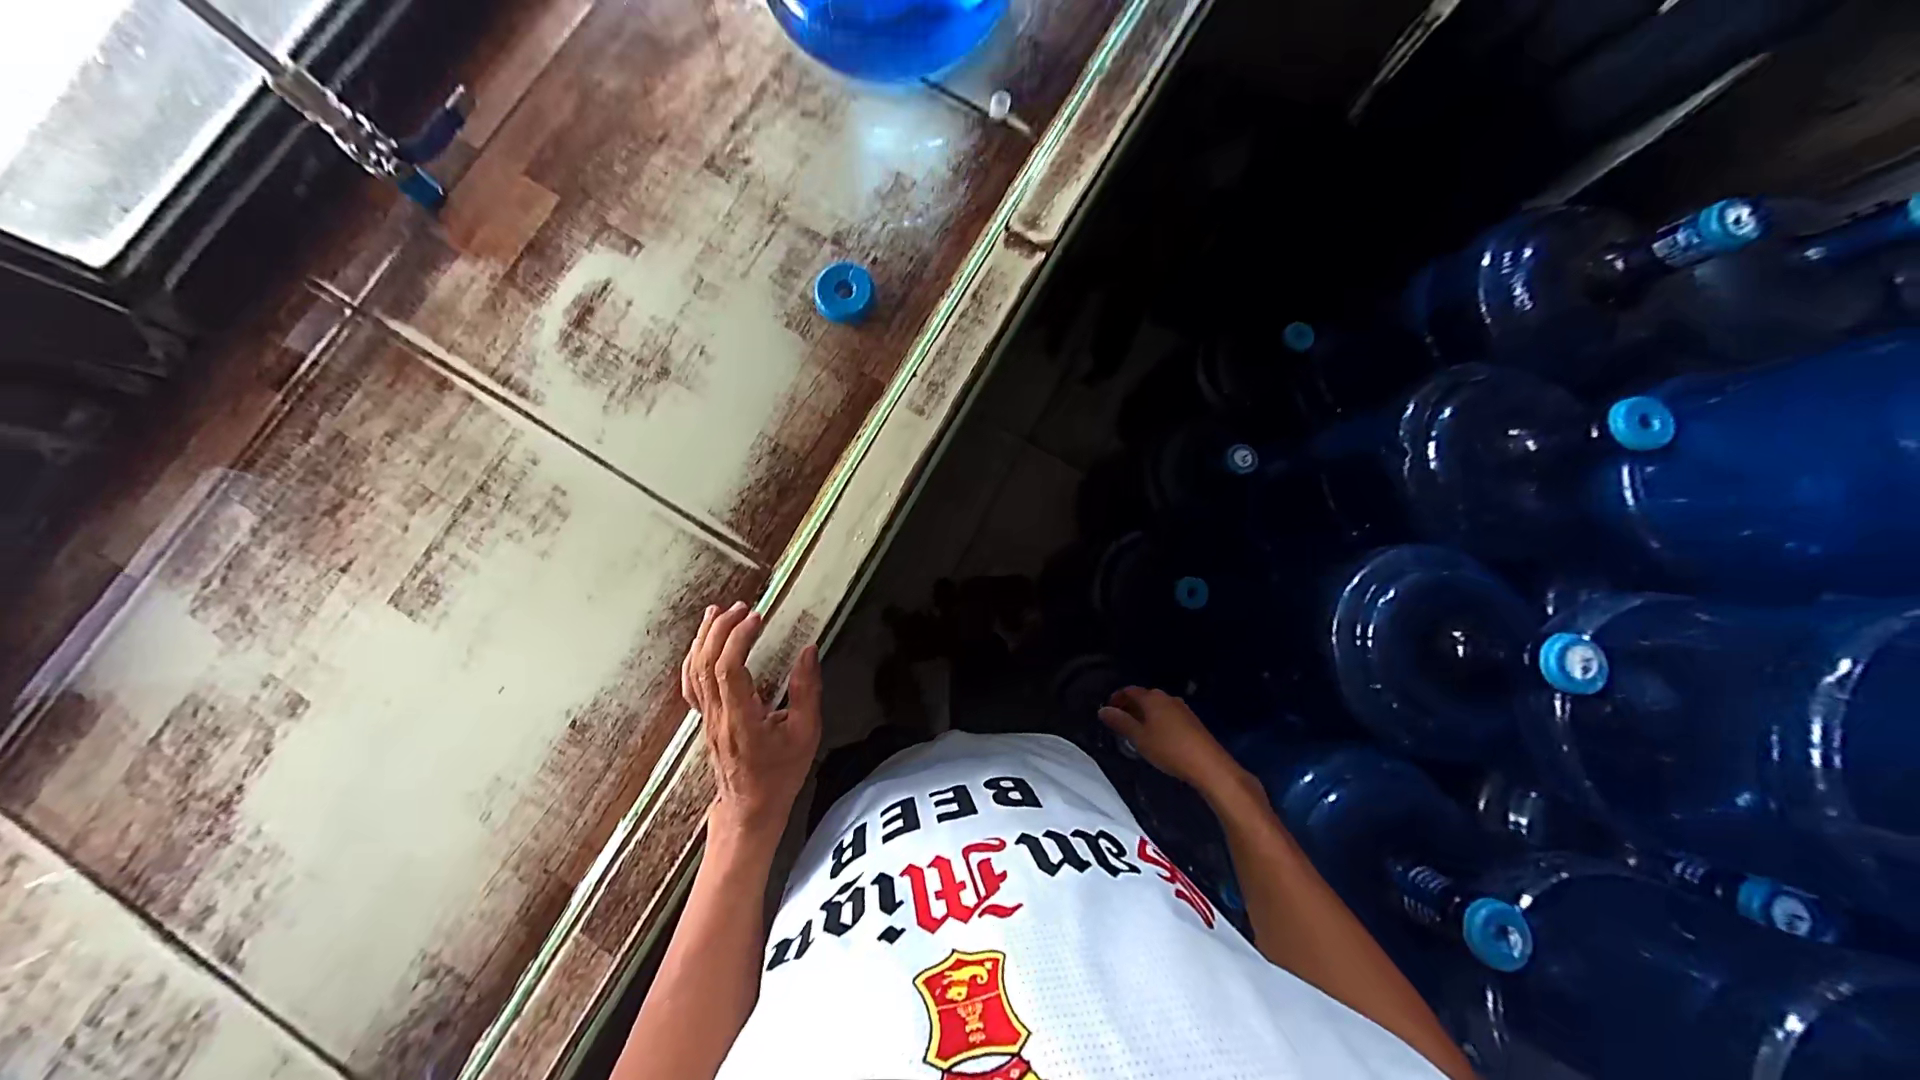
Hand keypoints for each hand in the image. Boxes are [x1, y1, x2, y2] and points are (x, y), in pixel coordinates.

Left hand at [681, 602, 822, 840]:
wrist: (751, 807)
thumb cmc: (779, 774)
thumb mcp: (806, 734)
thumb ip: (807, 691)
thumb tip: (808, 653)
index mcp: (742, 719)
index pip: (729, 670)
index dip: (739, 638)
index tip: (757, 618)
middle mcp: (718, 715)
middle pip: (706, 663)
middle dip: (722, 629)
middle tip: (742, 608)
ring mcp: (707, 717)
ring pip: (694, 670)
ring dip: (705, 638)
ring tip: (718, 613)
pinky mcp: (706, 719)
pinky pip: (691, 683)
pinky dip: (695, 657)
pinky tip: (703, 642)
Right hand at [1097, 686, 1247, 795]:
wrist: (1209, 765)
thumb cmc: (1169, 749)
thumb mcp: (1139, 738)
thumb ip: (1120, 722)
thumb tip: (1103, 710)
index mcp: (1152, 698)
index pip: (1129, 690)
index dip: (1116, 698)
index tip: (1107, 710)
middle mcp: (1167, 698)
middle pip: (1144, 697)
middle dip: (1130, 706)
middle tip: (1119, 721)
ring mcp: (1182, 708)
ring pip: (1157, 706)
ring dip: (1144, 714)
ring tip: (1136, 731)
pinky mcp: (1192, 721)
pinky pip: (1168, 715)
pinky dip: (1157, 721)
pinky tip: (1157, 737)